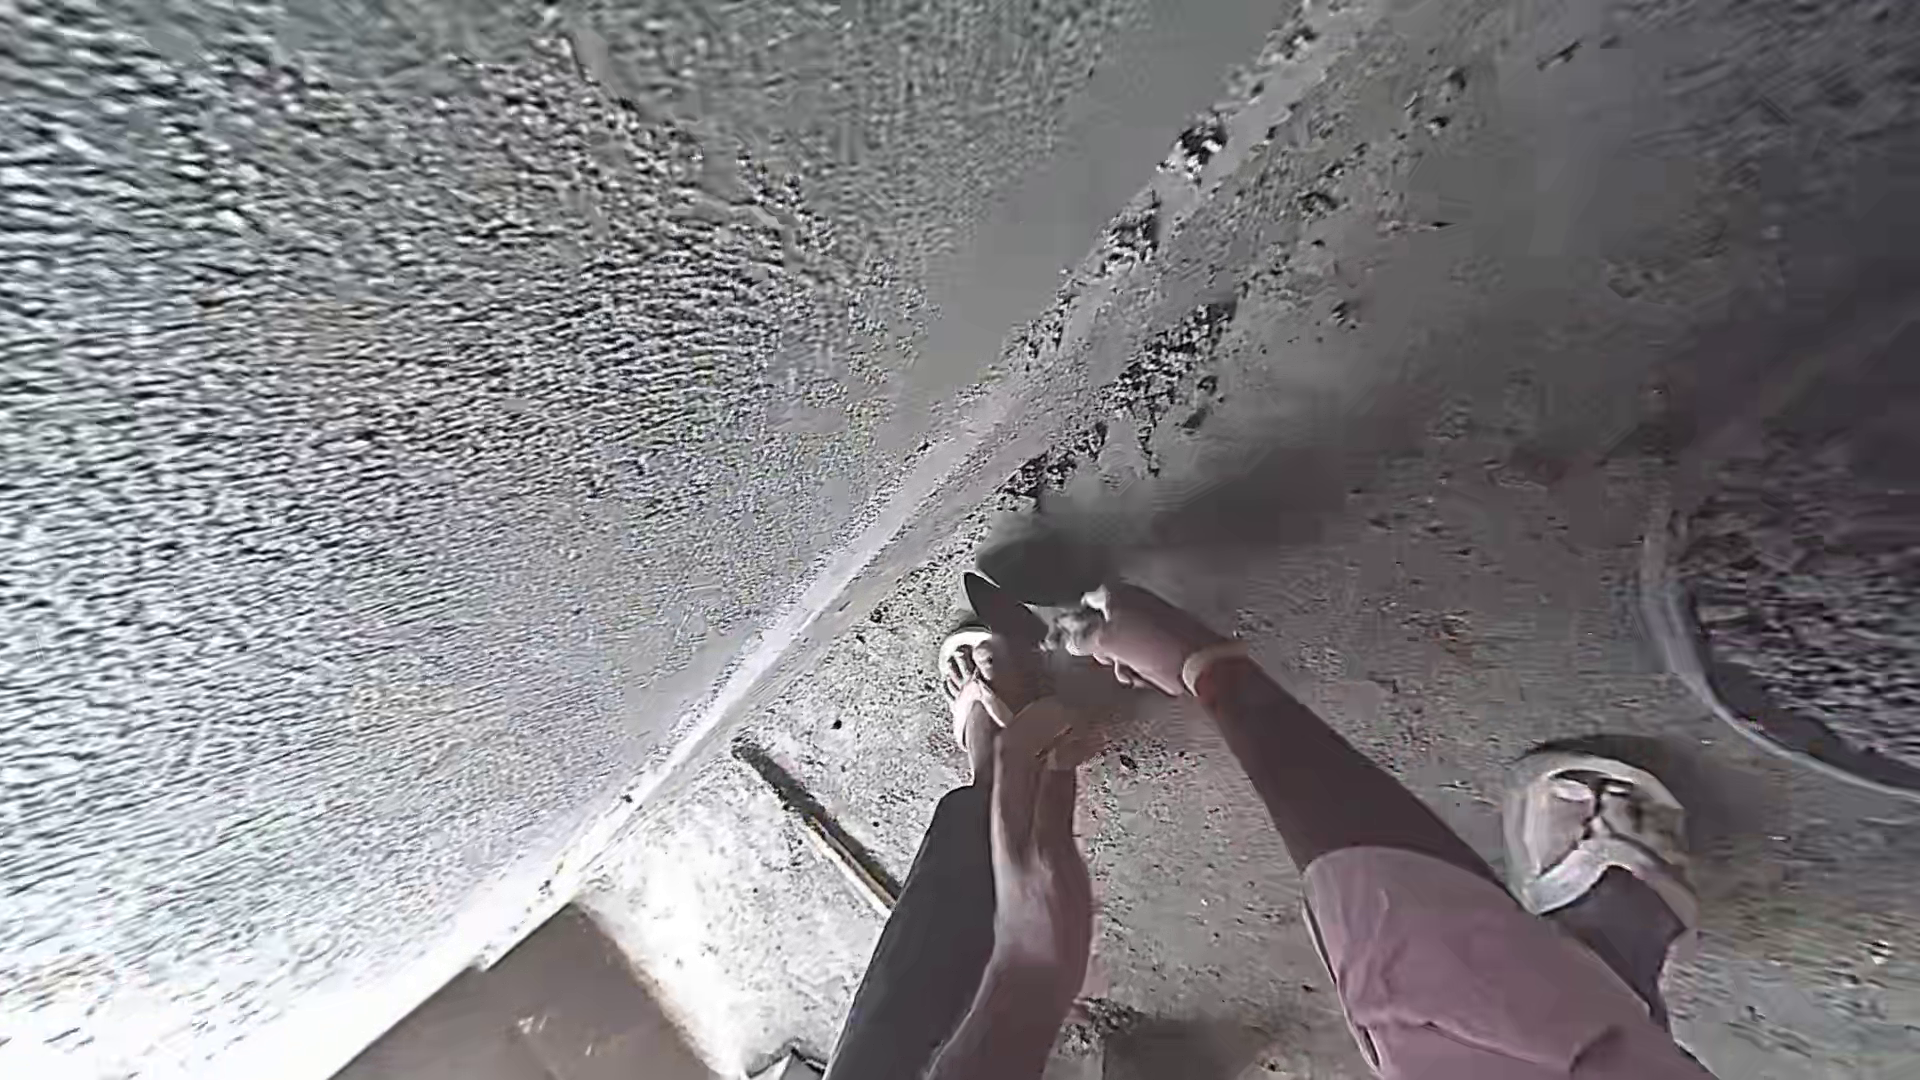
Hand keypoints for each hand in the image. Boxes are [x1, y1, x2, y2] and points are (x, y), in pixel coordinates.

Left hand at [985, 702, 1091, 1006]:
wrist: (1033, 971)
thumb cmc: (1044, 925)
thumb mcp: (1054, 859)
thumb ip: (1054, 804)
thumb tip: (1060, 753)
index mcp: (1009, 811)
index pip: (1013, 745)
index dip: (1037, 719)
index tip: (1069, 708)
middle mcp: (1007, 811)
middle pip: (1013, 748)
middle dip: (1039, 721)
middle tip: (1073, 710)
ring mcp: (1017, 824)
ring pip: (1023, 765)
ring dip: (1046, 739)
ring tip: (1075, 726)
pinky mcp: (1031, 838)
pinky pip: (1036, 785)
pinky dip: (1054, 764)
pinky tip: (1071, 765)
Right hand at [1051, 582, 1228, 695]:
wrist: (1200, 663)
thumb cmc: (1153, 646)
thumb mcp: (1107, 642)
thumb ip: (1082, 638)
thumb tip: (1069, 640)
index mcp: (1119, 594)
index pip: (1087, 602)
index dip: (1076, 620)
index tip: (1068, 637)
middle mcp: (1135, 602)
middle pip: (1104, 625)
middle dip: (1102, 647)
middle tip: (1107, 658)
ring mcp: (1152, 620)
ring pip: (1123, 643)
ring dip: (1122, 661)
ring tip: (1130, 672)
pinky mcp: (1166, 638)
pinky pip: (1142, 652)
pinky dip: (1139, 665)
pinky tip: (1144, 676)